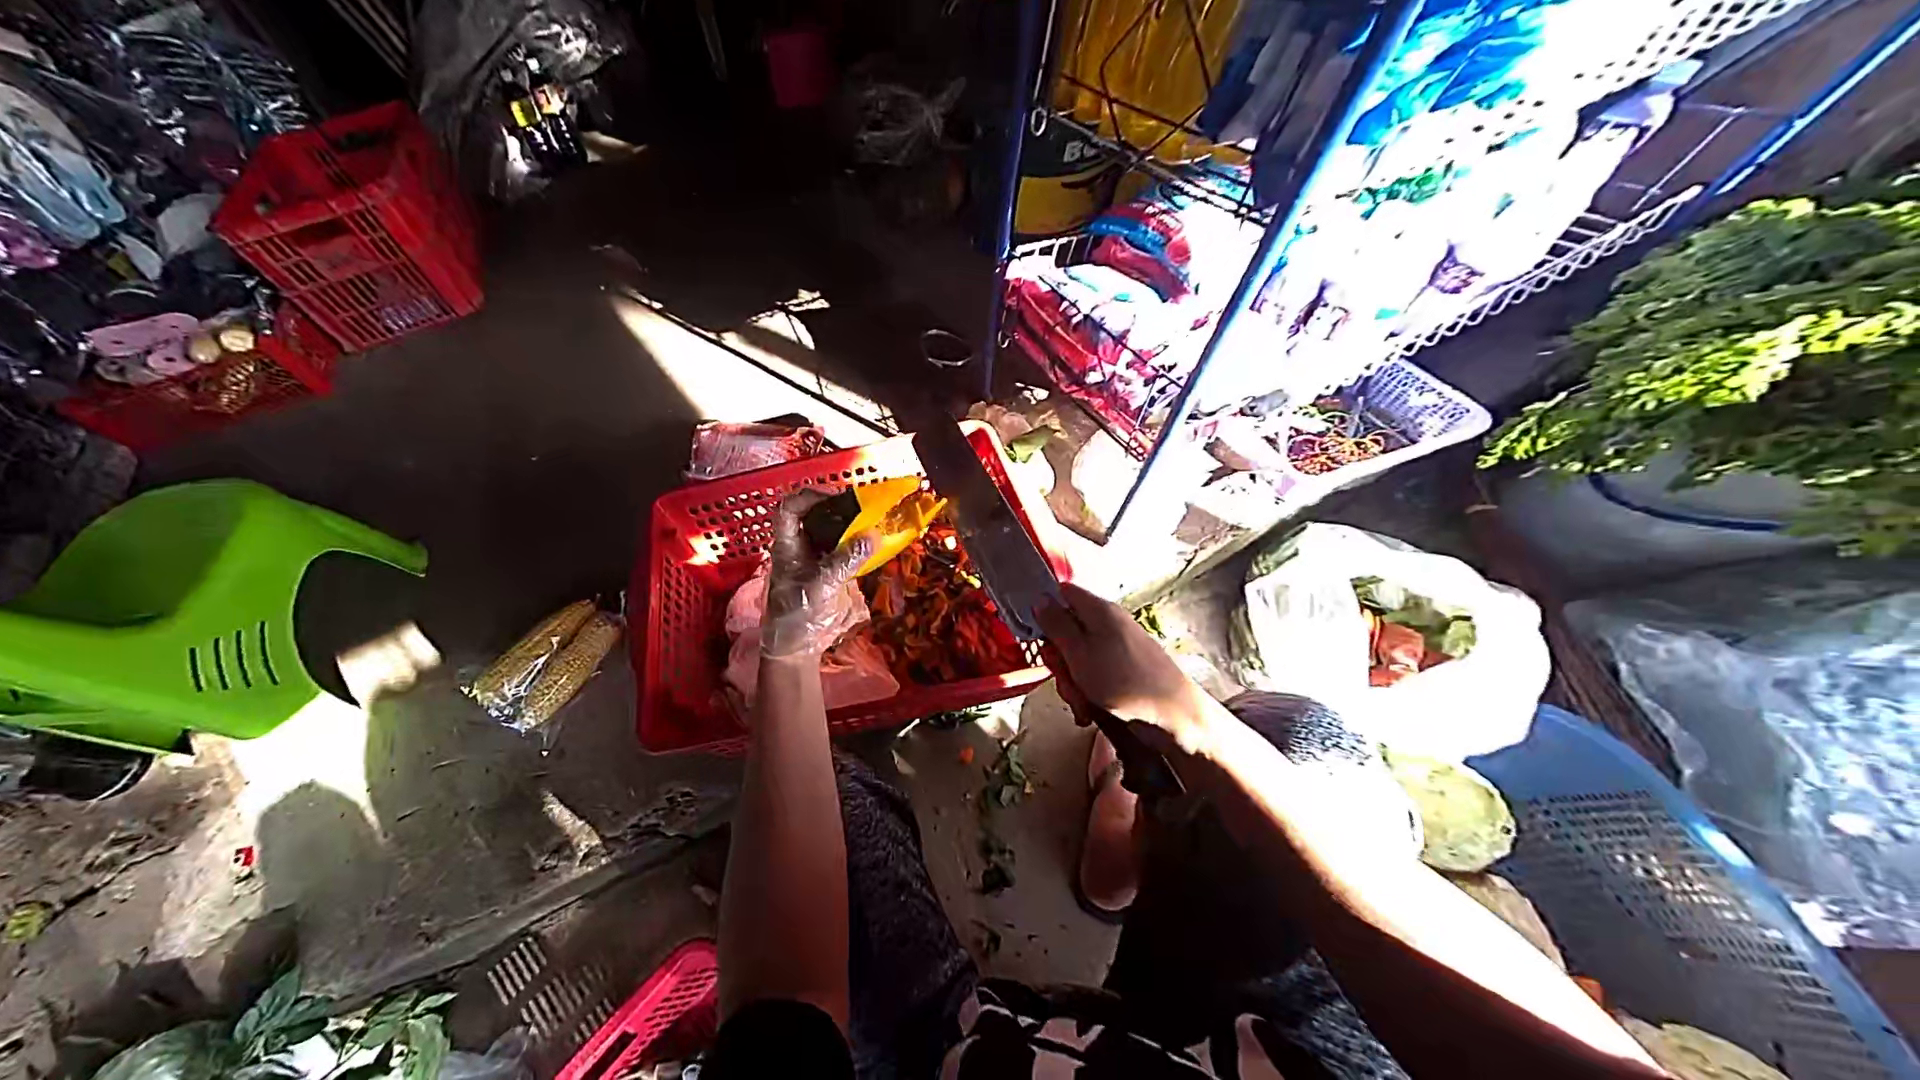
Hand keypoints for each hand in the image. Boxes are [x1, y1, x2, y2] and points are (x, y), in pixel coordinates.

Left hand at [762, 489, 874, 658]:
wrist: (798, 647)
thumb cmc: (796, 615)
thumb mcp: (820, 586)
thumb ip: (846, 561)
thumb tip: (873, 536)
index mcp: (788, 546)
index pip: (790, 508)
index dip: (809, 496)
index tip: (835, 496)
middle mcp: (802, 546)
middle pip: (816, 514)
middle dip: (839, 506)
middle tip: (864, 504)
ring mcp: (818, 557)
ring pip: (834, 530)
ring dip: (853, 523)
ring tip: (875, 517)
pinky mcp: (833, 569)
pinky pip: (848, 548)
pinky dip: (861, 542)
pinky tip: (877, 540)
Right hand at [1036, 582, 1220, 755]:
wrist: (1174, 715)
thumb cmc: (1123, 682)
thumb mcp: (1078, 653)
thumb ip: (1056, 626)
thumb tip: (1039, 599)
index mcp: (1098, 610)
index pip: (1062, 593)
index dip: (1045, 611)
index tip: (1038, 636)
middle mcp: (1110, 622)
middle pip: (1068, 629)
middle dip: (1059, 658)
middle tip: (1064, 677)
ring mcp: (1119, 645)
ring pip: (1079, 656)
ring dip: (1072, 680)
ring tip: (1082, 702)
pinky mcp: (1126, 666)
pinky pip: (1096, 672)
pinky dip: (1089, 690)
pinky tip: (1091, 709)